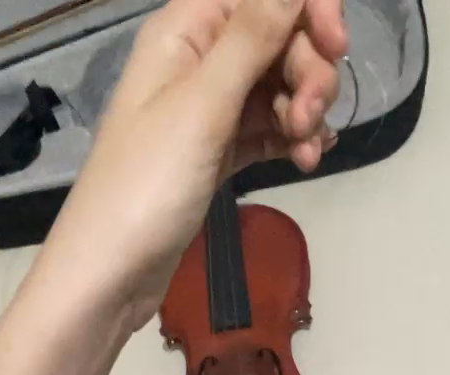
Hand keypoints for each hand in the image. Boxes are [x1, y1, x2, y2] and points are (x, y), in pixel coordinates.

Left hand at [34, 0, 348, 330]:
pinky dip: (288, 142)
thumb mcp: (201, 105)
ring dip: (302, 112)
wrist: (111, 272)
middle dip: (307, 72)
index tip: (337, 46)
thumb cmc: (146, 186)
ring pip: (274, 89)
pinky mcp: (214, 157)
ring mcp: (206, 114)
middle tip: (311, 118)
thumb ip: (251, 37)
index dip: (304, 8)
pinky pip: (264, 132)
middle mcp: (196, 63)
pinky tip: (305, 161)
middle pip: (274, 40)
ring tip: (306, 153)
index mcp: (184, 32)